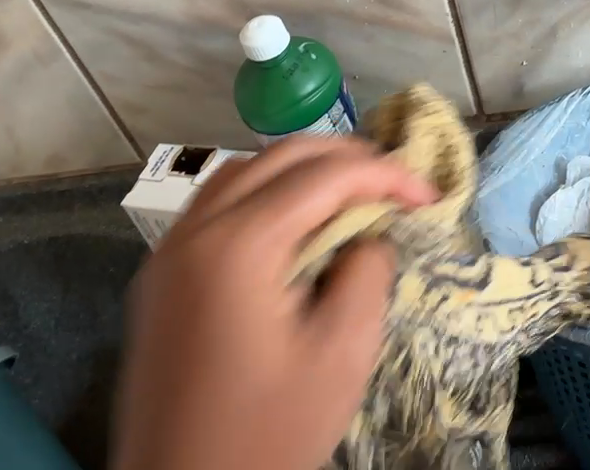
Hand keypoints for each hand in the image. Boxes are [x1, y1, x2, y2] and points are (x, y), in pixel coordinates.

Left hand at [112, 137, 435, 469]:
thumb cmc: (267, 433)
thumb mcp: (342, 353)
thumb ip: (366, 271)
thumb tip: (367, 236)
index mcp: (238, 245)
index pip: (325, 177)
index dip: (386, 175)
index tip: (429, 196)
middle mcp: (195, 231)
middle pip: (280, 156)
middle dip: (346, 158)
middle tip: (396, 182)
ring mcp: (169, 252)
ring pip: (244, 169)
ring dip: (303, 168)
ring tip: (351, 191)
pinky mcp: (161, 277)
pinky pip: (218, 203)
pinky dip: (265, 191)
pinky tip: (295, 222)